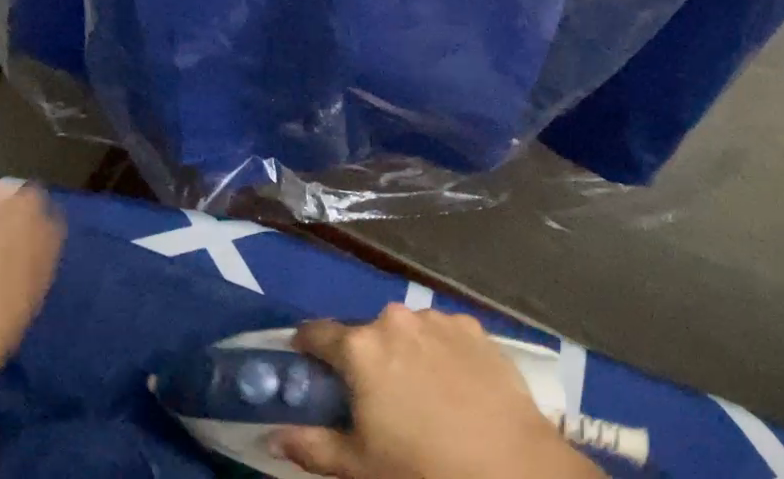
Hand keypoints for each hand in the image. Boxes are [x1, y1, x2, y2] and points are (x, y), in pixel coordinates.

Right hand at [271, 306, 602, 478]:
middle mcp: (396, 320)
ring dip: (402, 352)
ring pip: (406, 331)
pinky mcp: (474, 327)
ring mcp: (438, 320)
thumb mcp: (357, 466)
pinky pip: (443, 335)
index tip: (304, 361)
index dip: (306, 347)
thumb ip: (310, 445)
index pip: (317, 333)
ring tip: (418, 391)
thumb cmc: (422, 466)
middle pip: (365, 333)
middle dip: (362, 357)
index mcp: (361, 348)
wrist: (509, 463)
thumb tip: (273, 436)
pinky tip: (451, 385)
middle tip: (370, 394)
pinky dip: (439, 352)